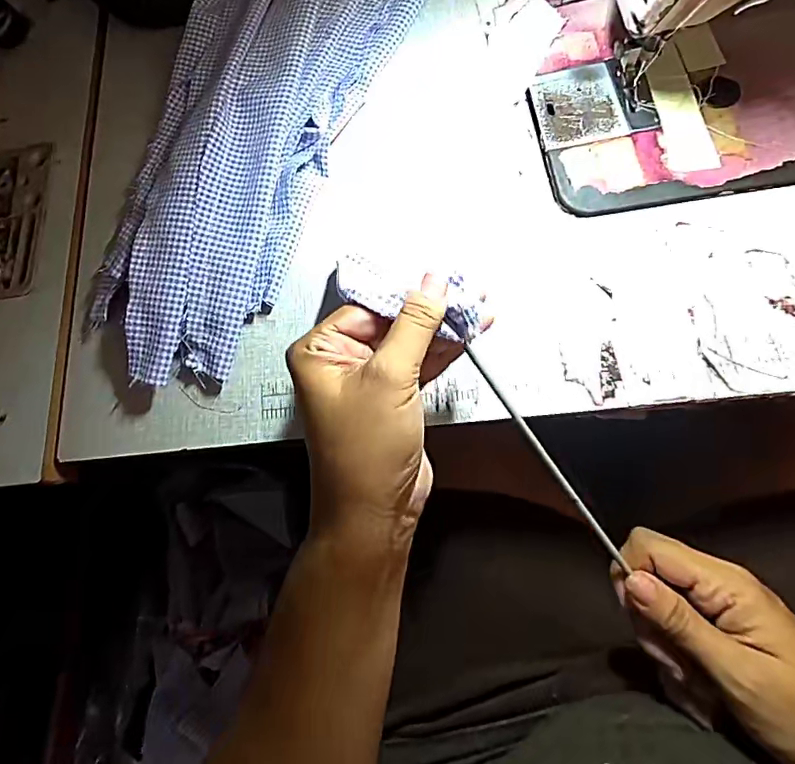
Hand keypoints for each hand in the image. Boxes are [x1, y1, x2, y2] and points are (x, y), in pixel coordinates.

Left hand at [286, 276, 465, 556]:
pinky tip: (467, 333)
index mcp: (318, 351)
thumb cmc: (362, 456)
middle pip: (389, 322)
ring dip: (443, 328)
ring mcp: (366, 380)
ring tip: (476, 306)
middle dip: (430, 309)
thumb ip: (413, 326)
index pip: (366, 307)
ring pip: (408, 342)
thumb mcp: (390, 378)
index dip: (404, 294)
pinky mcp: (390, 397)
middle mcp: (337, 362)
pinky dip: (443, 351)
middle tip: (465, 291)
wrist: (376, 514)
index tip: (438, 280)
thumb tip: (429, 286)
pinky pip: (418, 363)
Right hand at [616, 529, 794, 763]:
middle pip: (647, 576)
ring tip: (698, 688)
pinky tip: (703, 694)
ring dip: (665, 651)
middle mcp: (719, 585)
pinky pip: (675, 634)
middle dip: (650, 624)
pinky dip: (678, 665)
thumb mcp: (738, 672)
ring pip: (656, 610)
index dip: (629, 575)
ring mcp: (720, 609)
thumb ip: (679, 621)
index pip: (647, 544)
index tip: (642, 622)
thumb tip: (629, 577)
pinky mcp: (721, 633)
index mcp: (725, 582)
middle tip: (678, 666)